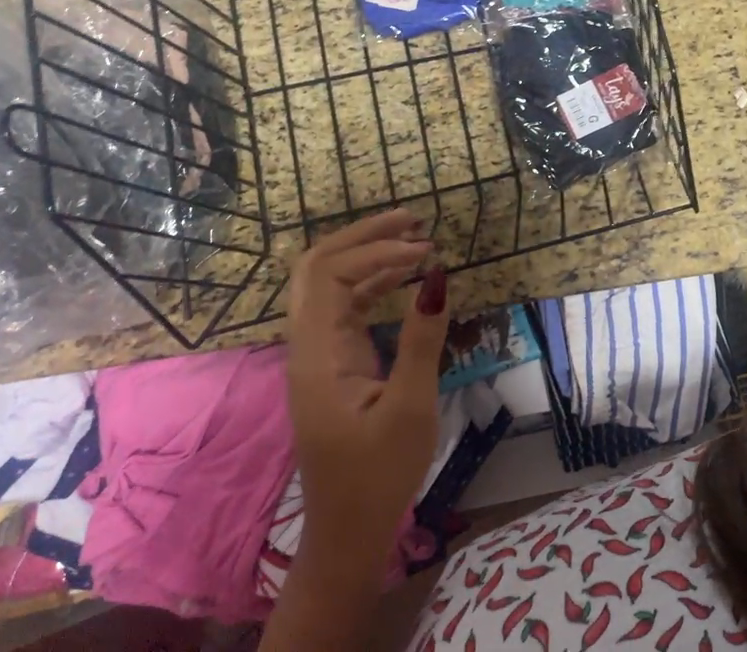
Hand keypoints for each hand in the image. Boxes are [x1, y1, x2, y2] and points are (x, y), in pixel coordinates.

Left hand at [284, 209, 446, 551]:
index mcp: (318, 355)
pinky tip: (406, 279)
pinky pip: (345, 309)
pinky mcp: (334, 366)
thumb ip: (423, 339)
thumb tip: (438, 276)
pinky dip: (373, 284)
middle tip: (414, 220)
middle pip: (315, 270)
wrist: (350, 526)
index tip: (428, 252)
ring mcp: (318, 356)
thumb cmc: (381, 471)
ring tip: (417, 240)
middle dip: (361, 237)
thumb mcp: (412, 405)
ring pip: (328, 286)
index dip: (376, 252)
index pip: (330, 276)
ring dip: (368, 257)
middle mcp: (308, 347)